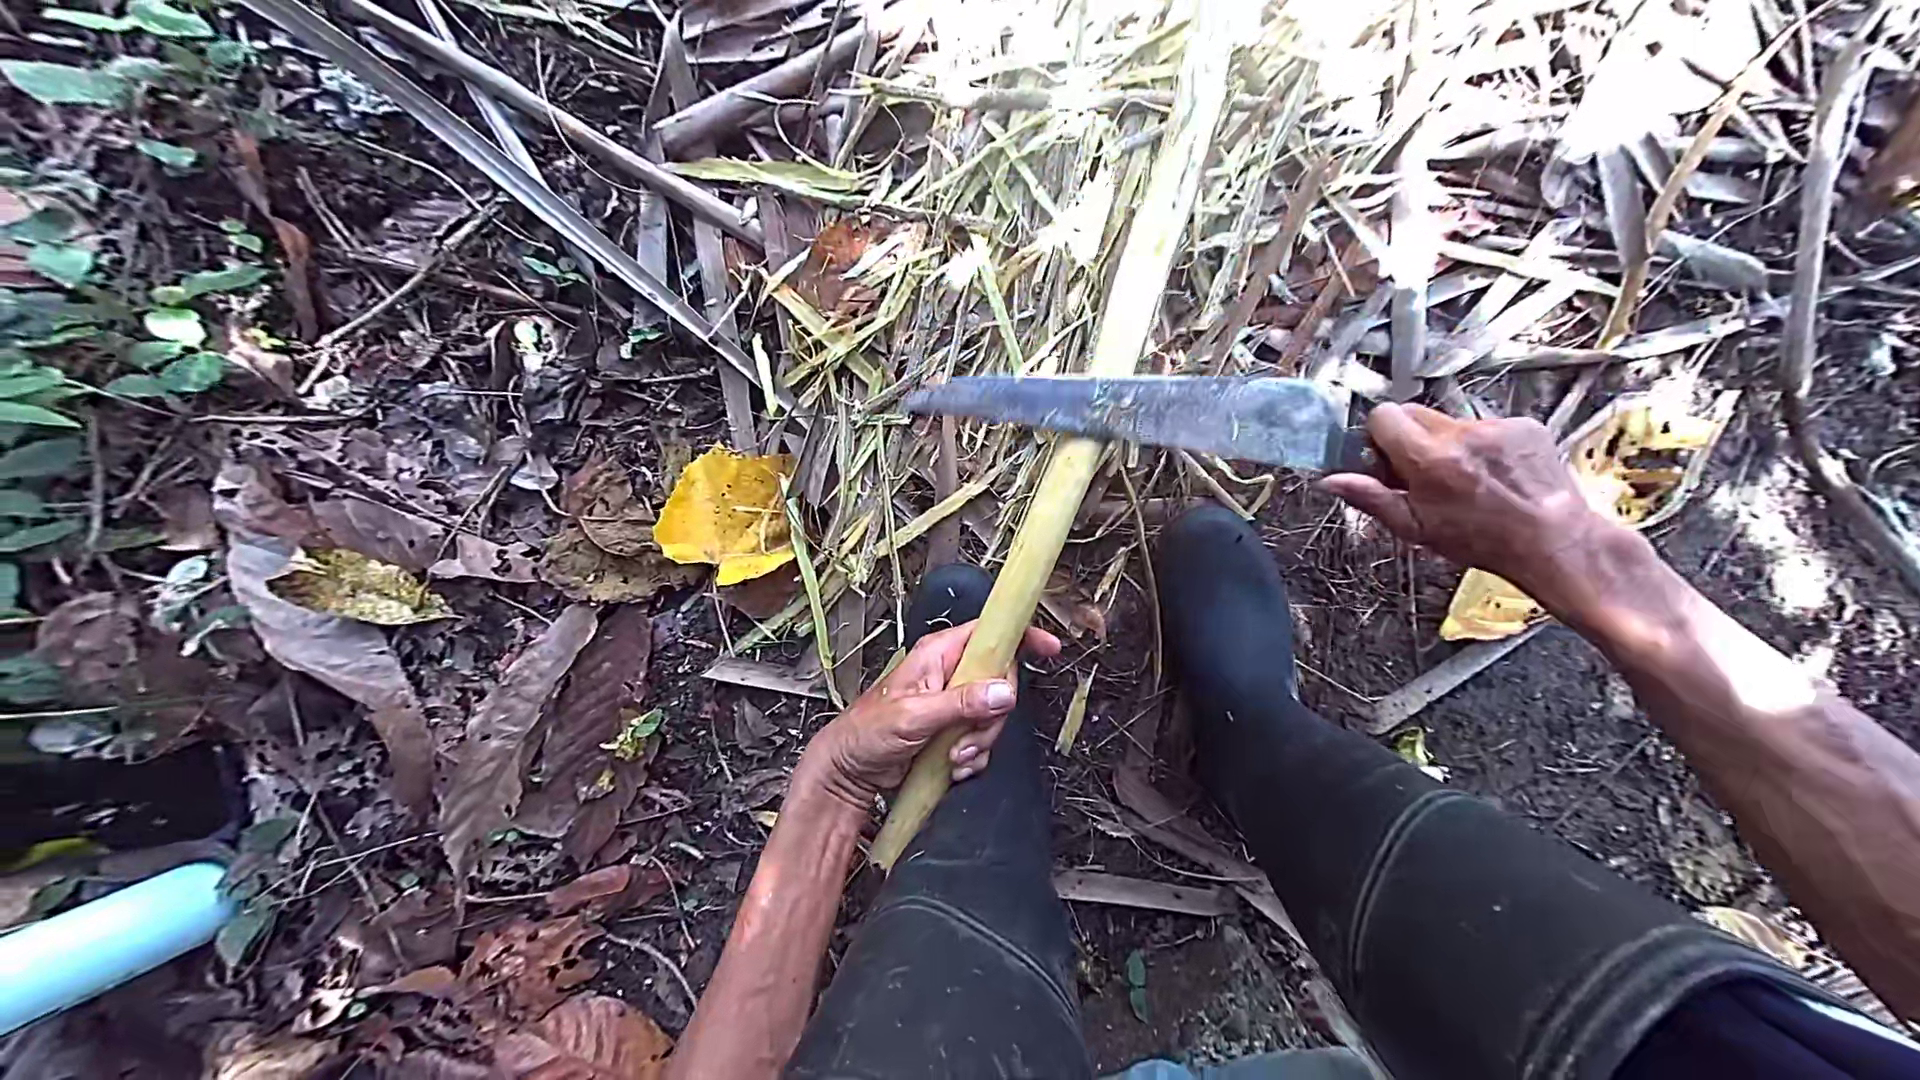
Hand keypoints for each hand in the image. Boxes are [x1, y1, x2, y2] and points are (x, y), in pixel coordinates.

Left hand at [798, 620, 1061, 810]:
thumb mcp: (914, 715)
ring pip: (994, 715)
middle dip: (990, 716)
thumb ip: (960, 703)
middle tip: (966, 735)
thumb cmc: (865, 732)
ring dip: (979, 742)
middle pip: (1000, 682)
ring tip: (951, 754)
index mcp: (938, 655)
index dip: (1020, 635)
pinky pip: (983, 739)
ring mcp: (953, 702)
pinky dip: (973, 756)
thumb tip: (1003, 691)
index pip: (988, 632)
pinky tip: (951, 764)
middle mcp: (949, 674)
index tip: (1048, 647)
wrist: (851, 770)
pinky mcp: (954, 728)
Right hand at [1320, 403, 1617, 594]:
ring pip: (1448, 420)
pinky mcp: (1524, 424)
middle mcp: (1462, 435)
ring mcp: (1496, 427)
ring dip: (1443, 442)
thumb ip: (1369, 497)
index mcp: (1430, 460)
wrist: (1554, 540)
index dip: (1378, 436)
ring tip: (1461, 477)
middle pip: (1413, 411)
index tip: (1385, 459)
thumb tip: (1330, 481)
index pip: (1385, 415)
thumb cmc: (1481, 539)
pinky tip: (1488, 472)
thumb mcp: (1413, 527)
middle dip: (1406, 436)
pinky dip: (1478, 444)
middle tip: (1416, 470)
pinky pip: (1483, 424)